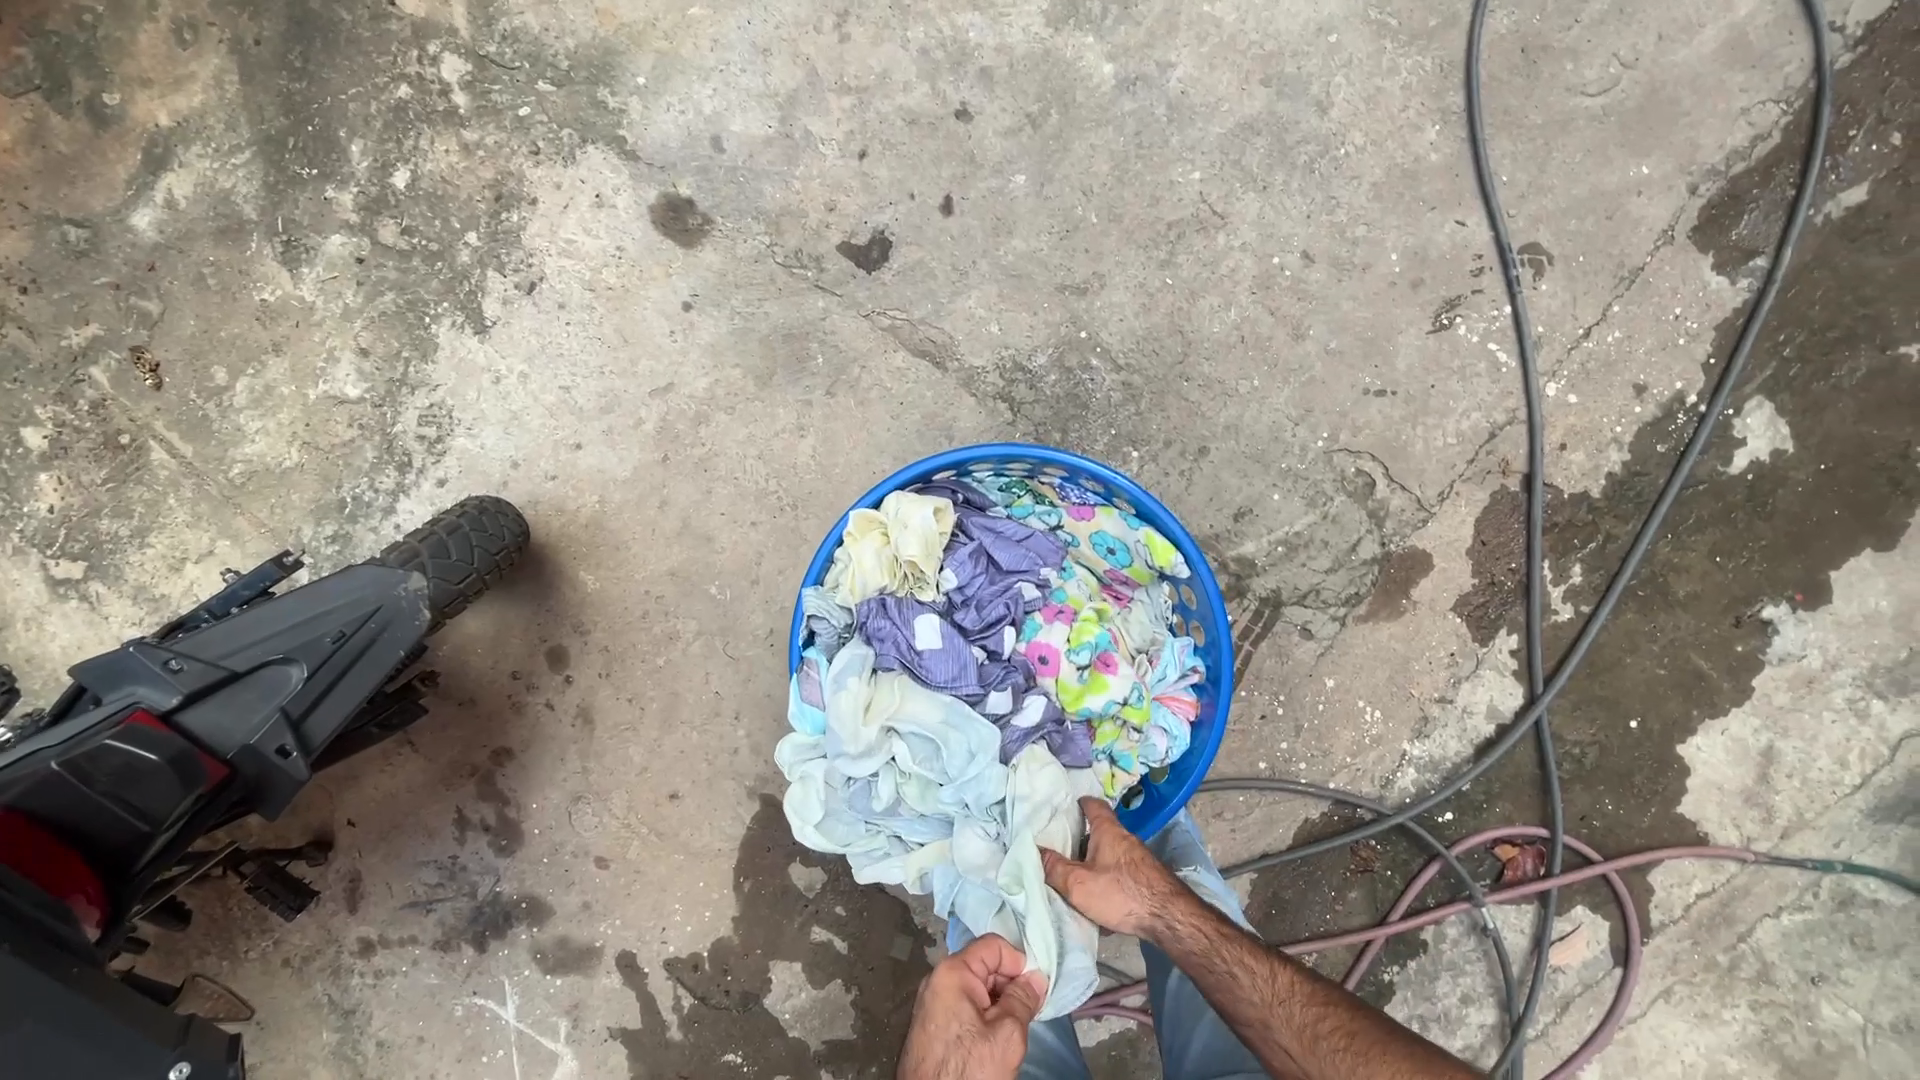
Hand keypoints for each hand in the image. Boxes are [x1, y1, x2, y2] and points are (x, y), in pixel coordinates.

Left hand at [897, 934, 1047, 1079]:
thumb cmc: (967, 1070)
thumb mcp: (1006, 1034)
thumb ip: (1023, 1000)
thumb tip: (1036, 979)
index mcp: (953, 972)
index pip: (994, 945)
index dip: (1019, 963)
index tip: (1035, 989)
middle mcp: (938, 979)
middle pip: (985, 965)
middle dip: (1010, 985)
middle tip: (1028, 1013)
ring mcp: (933, 1002)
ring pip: (977, 988)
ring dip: (999, 1004)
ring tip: (1010, 1031)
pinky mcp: (934, 1024)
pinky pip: (965, 1006)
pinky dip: (984, 1016)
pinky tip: (994, 1040)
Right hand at [1041, 796, 1189, 939]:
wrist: (1170, 917)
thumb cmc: (1121, 892)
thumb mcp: (1078, 883)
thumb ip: (1054, 867)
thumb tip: (1036, 851)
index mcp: (1108, 831)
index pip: (1094, 806)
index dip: (1081, 803)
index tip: (1069, 807)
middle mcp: (1126, 839)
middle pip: (1101, 832)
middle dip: (1083, 840)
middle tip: (1063, 851)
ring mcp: (1140, 859)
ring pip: (1111, 855)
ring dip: (1096, 864)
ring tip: (1078, 880)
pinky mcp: (1148, 879)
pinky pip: (1122, 875)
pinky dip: (1110, 882)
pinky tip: (1102, 903)